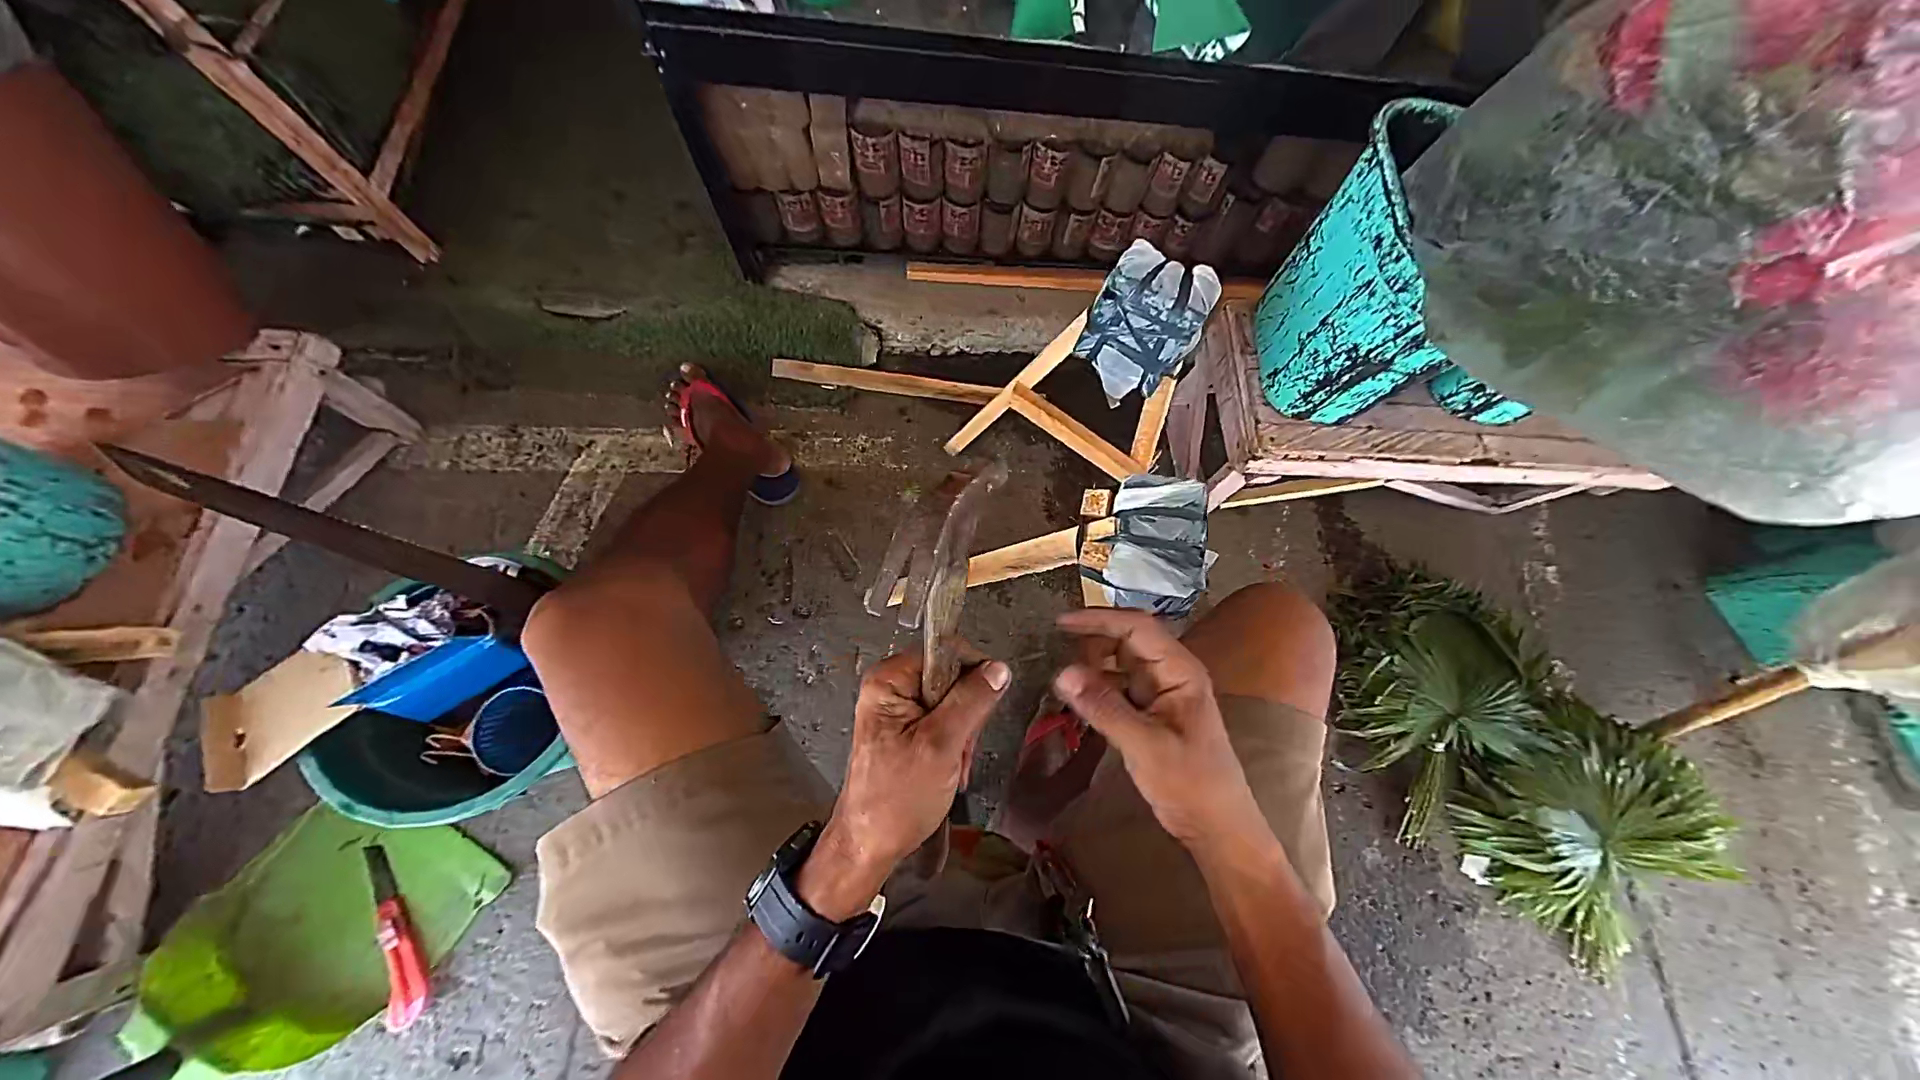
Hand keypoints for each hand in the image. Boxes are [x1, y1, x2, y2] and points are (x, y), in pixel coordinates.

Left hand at [799, 650, 1009, 919]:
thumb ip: (972, 701)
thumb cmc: (895, 800)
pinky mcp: (907, 730)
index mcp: (888, 680)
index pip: (945, 652)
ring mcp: (898, 710)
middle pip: (952, 677)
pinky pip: (945, 722)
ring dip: (963, 734)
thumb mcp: (941, 745)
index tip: (980, 708)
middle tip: (959, 747)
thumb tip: (998, 669)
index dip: (972, 675)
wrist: (871, 846)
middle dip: (967, 713)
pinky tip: (949, 767)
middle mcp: (890, 688)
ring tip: (953, 763)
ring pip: (953, 702)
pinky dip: (955, 744)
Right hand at [1051, 609, 1270, 857]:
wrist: (1217, 828)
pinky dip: (1096, 686)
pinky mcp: (1150, 711)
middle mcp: (1171, 673)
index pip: (1138, 627)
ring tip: (1060, 674)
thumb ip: (1103, 707)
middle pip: (1127, 639)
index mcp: (1181, 670)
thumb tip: (1061, 673)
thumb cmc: (1191, 784)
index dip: (1099, 619)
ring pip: (1120, 661)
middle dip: (1091, 640)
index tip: (1060, 623)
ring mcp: (1161, 691)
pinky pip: (1118, 686)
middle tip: (1055, 651)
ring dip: (1091, 663)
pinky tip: (1075, 697)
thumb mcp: (1145, 745)